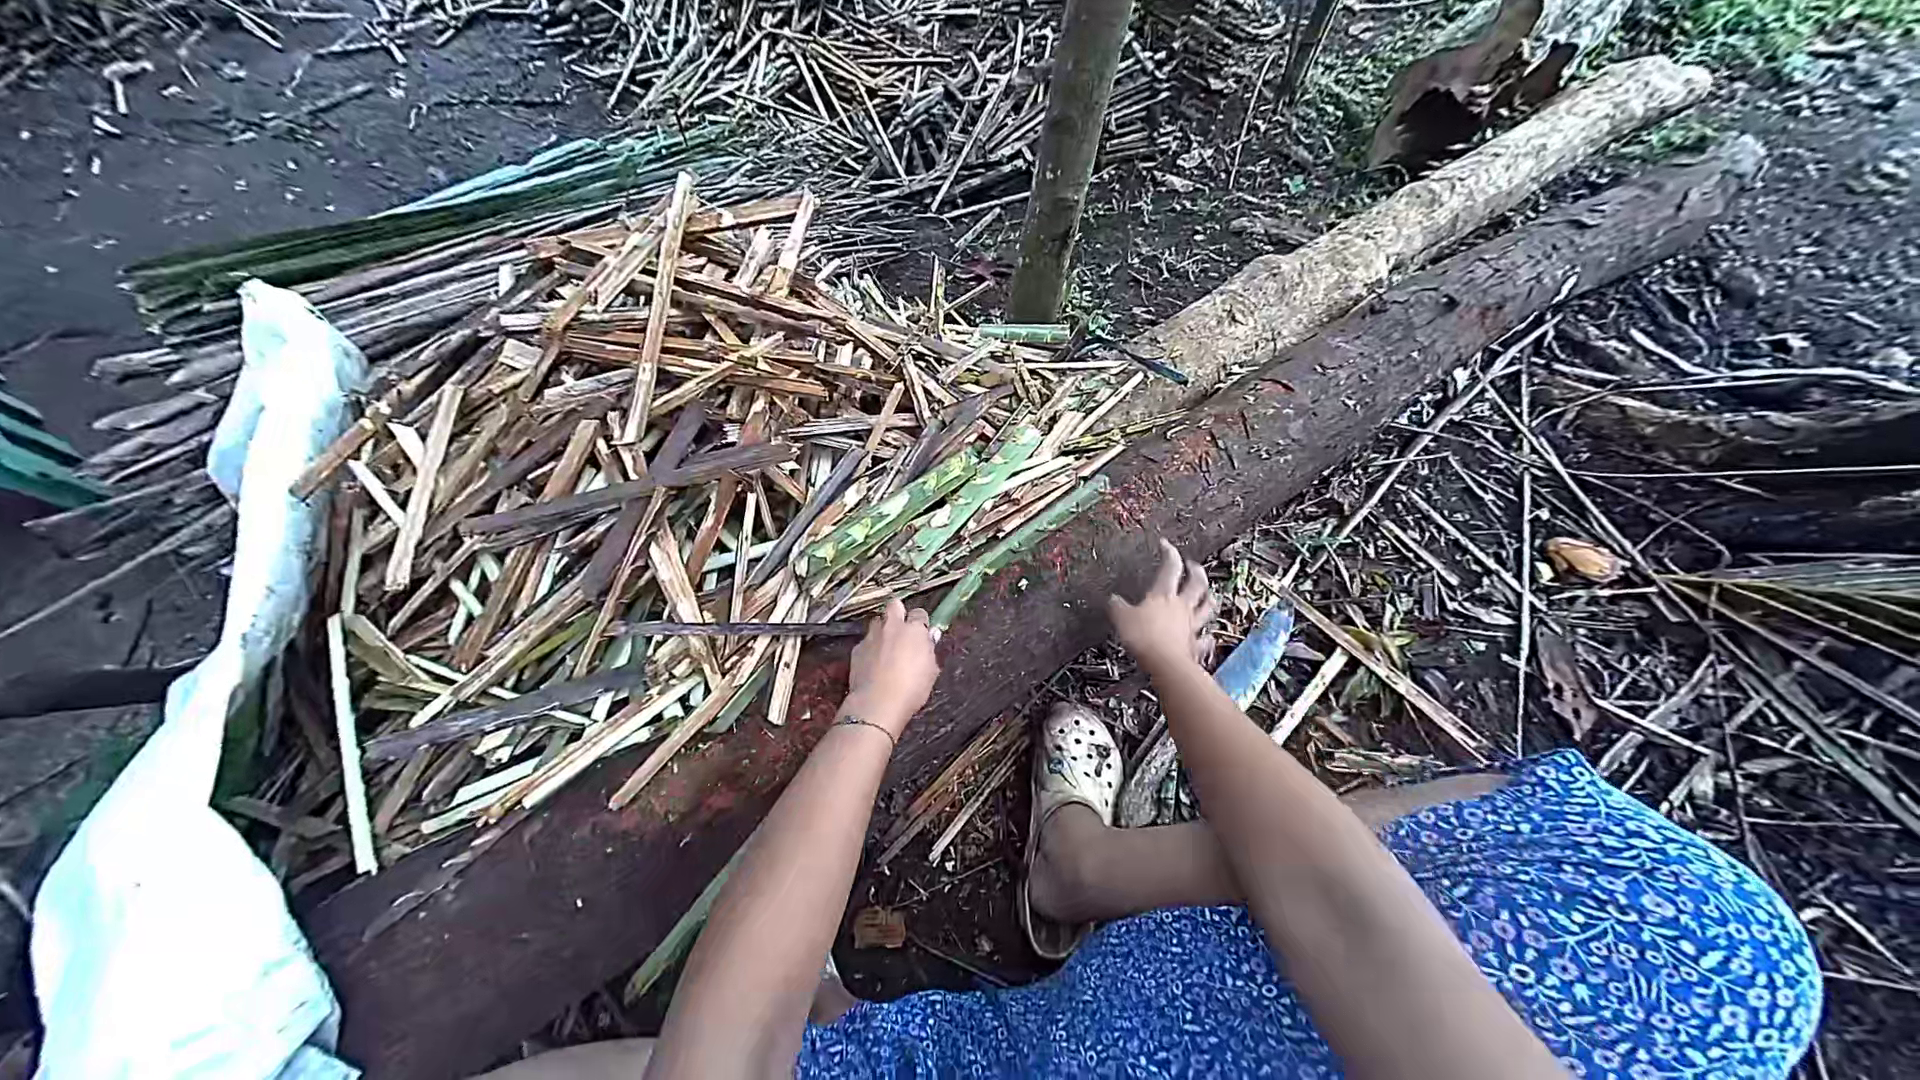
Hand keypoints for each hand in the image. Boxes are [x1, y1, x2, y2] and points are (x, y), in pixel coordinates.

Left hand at [843, 599, 939, 735]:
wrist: (878, 703)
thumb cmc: (912, 689)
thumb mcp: (931, 671)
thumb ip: (928, 651)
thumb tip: (927, 641)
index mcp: (914, 630)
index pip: (919, 613)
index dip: (920, 623)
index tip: (922, 634)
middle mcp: (892, 627)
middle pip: (894, 605)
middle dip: (898, 612)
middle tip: (902, 630)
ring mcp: (872, 636)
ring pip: (877, 622)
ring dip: (882, 630)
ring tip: (886, 647)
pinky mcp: (857, 649)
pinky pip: (865, 641)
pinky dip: (870, 648)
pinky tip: (873, 664)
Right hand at [1108, 539, 1215, 672]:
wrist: (1165, 664)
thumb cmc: (1145, 638)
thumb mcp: (1122, 618)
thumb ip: (1117, 607)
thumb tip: (1113, 600)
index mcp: (1163, 595)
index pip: (1170, 567)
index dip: (1169, 553)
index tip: (1166, 545)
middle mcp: (1181, 607)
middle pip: (1196, 583)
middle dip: (1196, 571)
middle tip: (1193, 565)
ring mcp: (1191, 625)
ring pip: (1206, 607)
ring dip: (1208, 598)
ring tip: (1209, 593)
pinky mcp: (1195, 645)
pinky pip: (1205, 639)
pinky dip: (1207, 636)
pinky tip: (1209, 636)